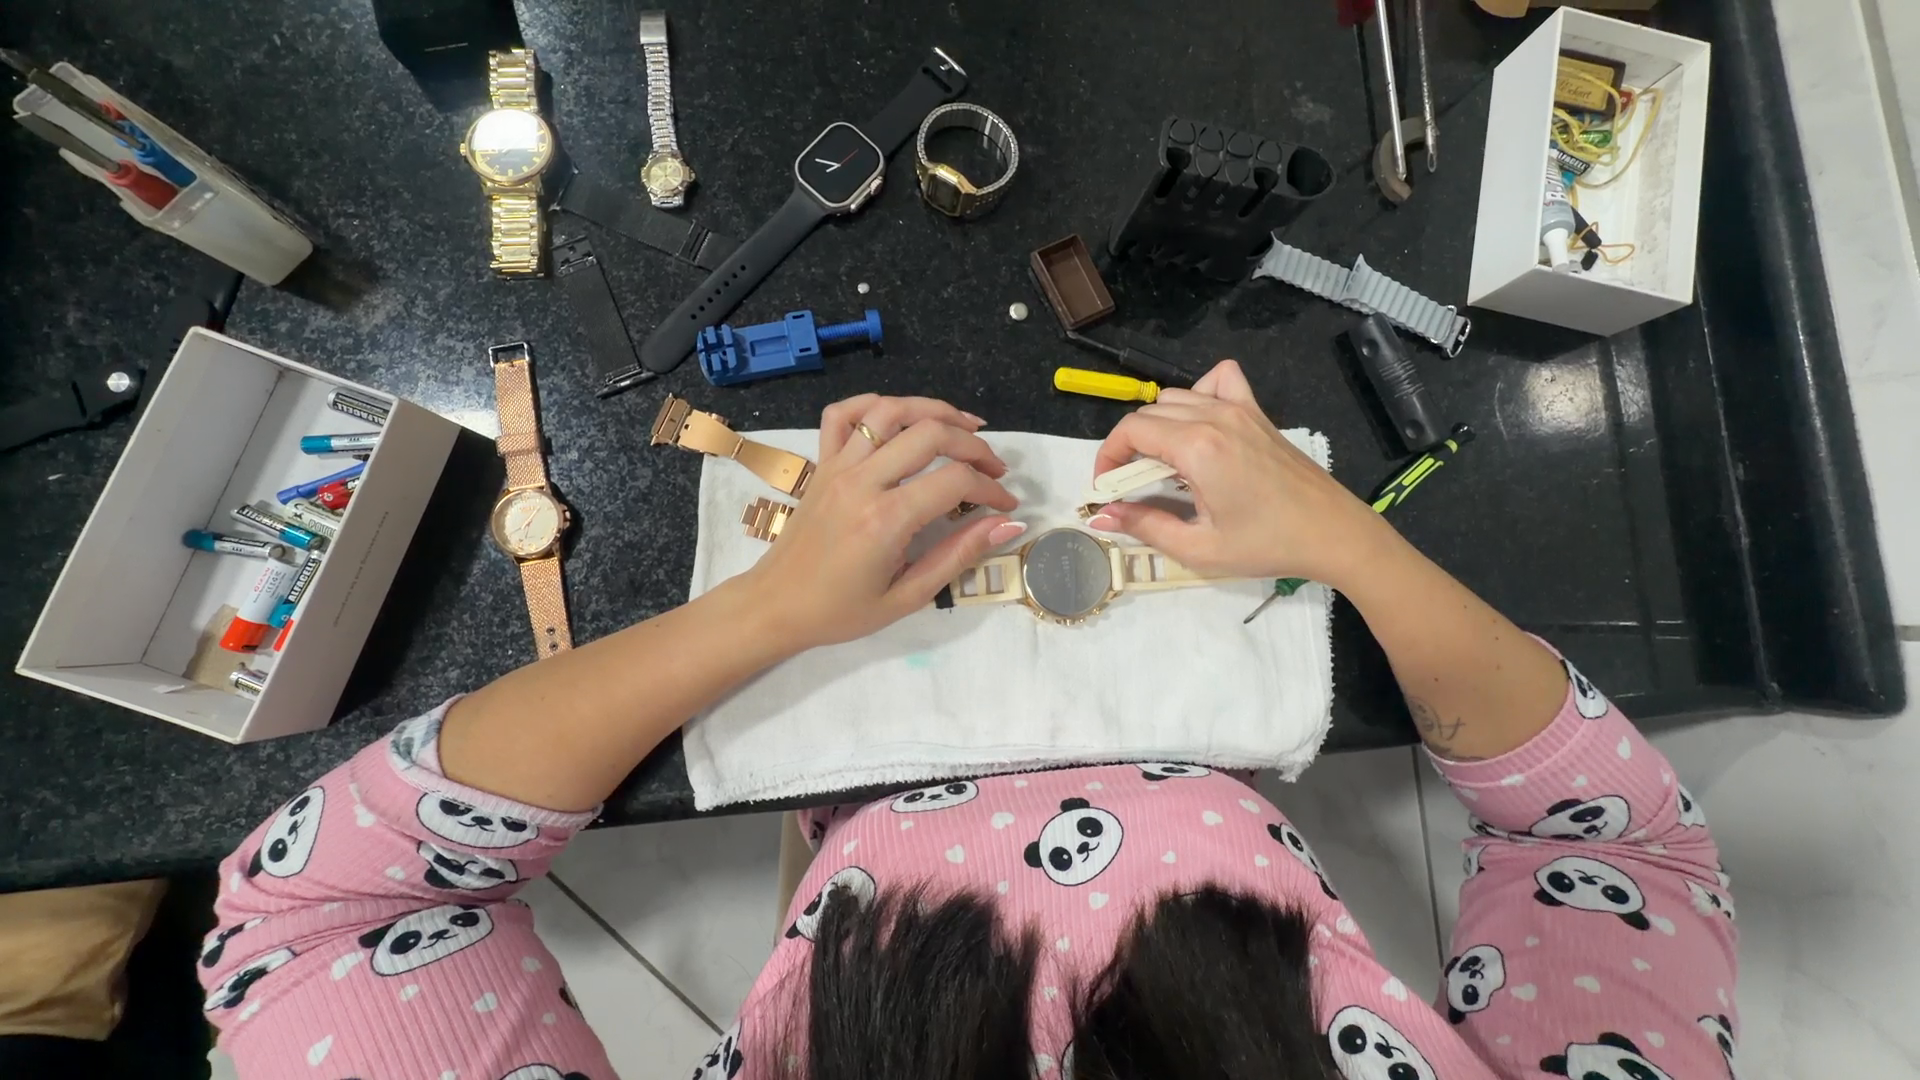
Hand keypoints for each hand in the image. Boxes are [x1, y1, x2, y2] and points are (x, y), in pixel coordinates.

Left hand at [738, 395, 1026, 649]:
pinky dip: (874, 405)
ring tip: (963, 426)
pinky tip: (900, 417)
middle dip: (974, 445)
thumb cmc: (841, 611)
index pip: (954, 481)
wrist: (776, 606)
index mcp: (885, 520)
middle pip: (929, 433)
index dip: (991, 489)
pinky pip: (842, 415)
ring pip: (890, 411)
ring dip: (934, 410)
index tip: (1006, 506)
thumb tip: (1008, 526)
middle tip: (994, 467)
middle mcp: (862, 481)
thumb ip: (959, 555)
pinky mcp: (821, 464)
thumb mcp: (907, 596)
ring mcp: (837, 466)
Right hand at [1087, 360, 1388, 584]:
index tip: (1108, 488)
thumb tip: (1103, 517)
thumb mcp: (1198, 548)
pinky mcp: (1258, 413)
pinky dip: (1199, 394)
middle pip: (1148, 412)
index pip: (1131, 430)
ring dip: (1157, 426)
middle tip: (1131, 486)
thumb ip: (1145, 527)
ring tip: (1164, 465)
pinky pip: (1219, 381)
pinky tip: (1200, 426)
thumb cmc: (1266, 545)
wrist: (1333, 533)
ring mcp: (1240, 409)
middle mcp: (1214, 417)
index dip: (1108, 457)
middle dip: (1128, 446)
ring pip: (1176, 397)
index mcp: (1197, 448)